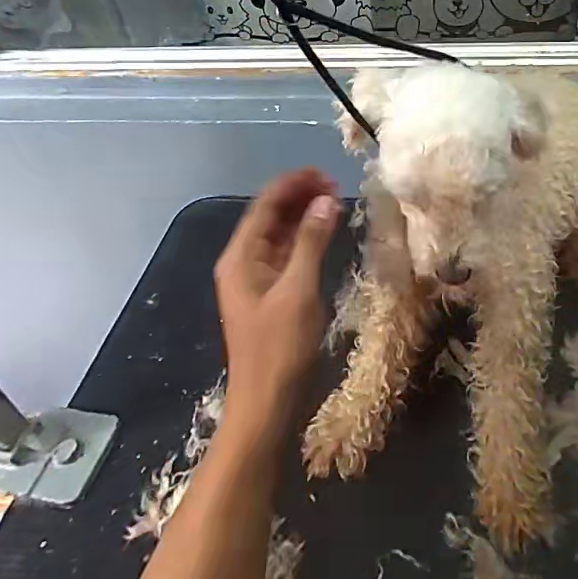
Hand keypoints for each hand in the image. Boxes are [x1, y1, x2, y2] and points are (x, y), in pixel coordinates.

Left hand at [214, 170, 341, 440]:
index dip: (294, 184)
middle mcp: (243, 262)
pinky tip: (327, 231)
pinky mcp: (271, 294)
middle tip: (336, 184)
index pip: (265, 205)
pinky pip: (287, 253)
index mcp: (240, 257)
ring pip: (280, 233)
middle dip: (300, 196)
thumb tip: (327, 200)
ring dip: (304, 215)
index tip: (327, 173)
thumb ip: (312, 241)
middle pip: (270, 216)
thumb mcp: (299, 290)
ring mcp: (256, 279)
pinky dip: (306, 238)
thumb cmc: (280, 348)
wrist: (266, 405)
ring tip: (335, 200)